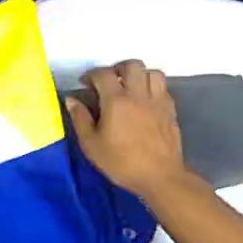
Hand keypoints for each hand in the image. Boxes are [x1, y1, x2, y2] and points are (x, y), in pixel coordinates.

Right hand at [64, 60, 193, 198]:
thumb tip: (71, 99)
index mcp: (116, 101)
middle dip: (118, 68)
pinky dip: (153, 87)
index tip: (85, 83)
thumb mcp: (91, 144)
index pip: (103, 74)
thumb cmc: (121, 162)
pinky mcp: (170, 111)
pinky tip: (144, 100)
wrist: (160, 177)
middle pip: (132, 65)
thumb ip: (80, 118)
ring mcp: (158, 102)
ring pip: (153, 73)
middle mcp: (138, 95)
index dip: (91, 74)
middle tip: (109, 81)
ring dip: (139, 75)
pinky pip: (163, 88)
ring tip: (130, 87)